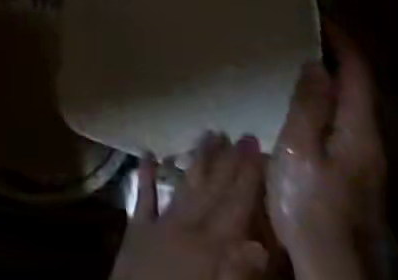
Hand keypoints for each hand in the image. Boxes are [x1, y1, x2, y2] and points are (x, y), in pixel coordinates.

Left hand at [111, 133, 270, 279]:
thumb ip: (240, 276)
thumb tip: (262, 246)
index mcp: (212, 248)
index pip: (235, 204)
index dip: (247, 174)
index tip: (255, 143)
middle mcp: (186, 229)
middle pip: (211, 190)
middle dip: (227, 161)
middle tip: (238, 132)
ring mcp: (159, 227)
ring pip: (182, 186)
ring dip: (195, 161)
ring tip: (206, 134)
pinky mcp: (135, 234)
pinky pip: (142, 199)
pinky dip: (144, 174)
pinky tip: (146, 152)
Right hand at [266, 25, 386, 279]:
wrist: (330, 267)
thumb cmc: (310, 205)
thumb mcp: (300, 150)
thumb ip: (309, 106)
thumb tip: (317, 64)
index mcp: (360, 131)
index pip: (359, 74)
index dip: (343, 41)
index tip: (317, 14)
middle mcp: (370, 143)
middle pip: (360, 90)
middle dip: (336, 57)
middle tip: (300, 32)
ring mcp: (363, 163)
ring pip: (351, 109)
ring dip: (329, 81)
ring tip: (294, 62)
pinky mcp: (352, 178)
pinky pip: (340, 125)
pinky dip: (324, 103)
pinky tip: (299, 108)